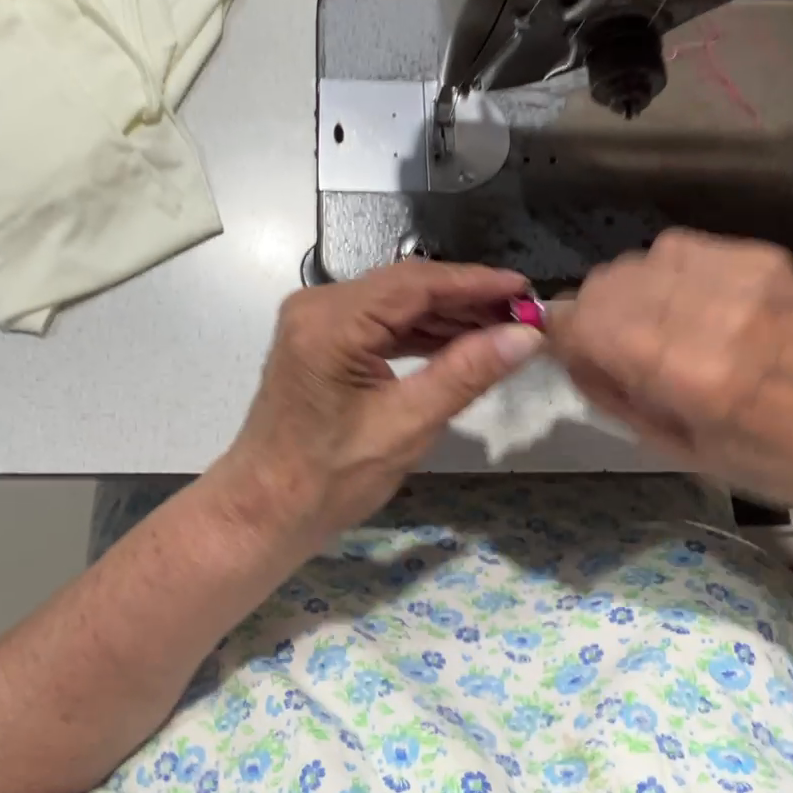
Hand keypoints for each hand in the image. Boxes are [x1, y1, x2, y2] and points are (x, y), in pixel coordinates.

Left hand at [211, 261, 544, 546]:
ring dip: (443, 314)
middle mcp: (317, 304)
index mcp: (331, 321)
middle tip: (521, 313)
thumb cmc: (331, 478)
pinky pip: (376, 322)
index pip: (415, 284)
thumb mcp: (408, 424)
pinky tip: (458, 341)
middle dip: (464, 298)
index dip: (475, 283)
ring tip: (500, 328)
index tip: (525, 289)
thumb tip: (527, 334)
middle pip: (404, 286)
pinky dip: (416, 331)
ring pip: (392, 302)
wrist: (265, 510)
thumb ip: (467, 371)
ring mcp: (313, 320)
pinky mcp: (318, 338)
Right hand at [546, 229, 792, 519]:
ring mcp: (741, 278)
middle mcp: (713, 314)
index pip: (584, 321)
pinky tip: (685, 303)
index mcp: (689, 374)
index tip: (566, 349)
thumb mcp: (669, 444)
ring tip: (652, 322)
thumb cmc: (766, 459)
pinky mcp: (761, 257)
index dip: (562, 334)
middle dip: (592, 313)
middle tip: (608, 342)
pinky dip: (664, 274)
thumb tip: (561, 346)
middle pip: (605, 285)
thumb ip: (605, 388)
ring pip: (636, 261)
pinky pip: (677, 248)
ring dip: (627, 291)